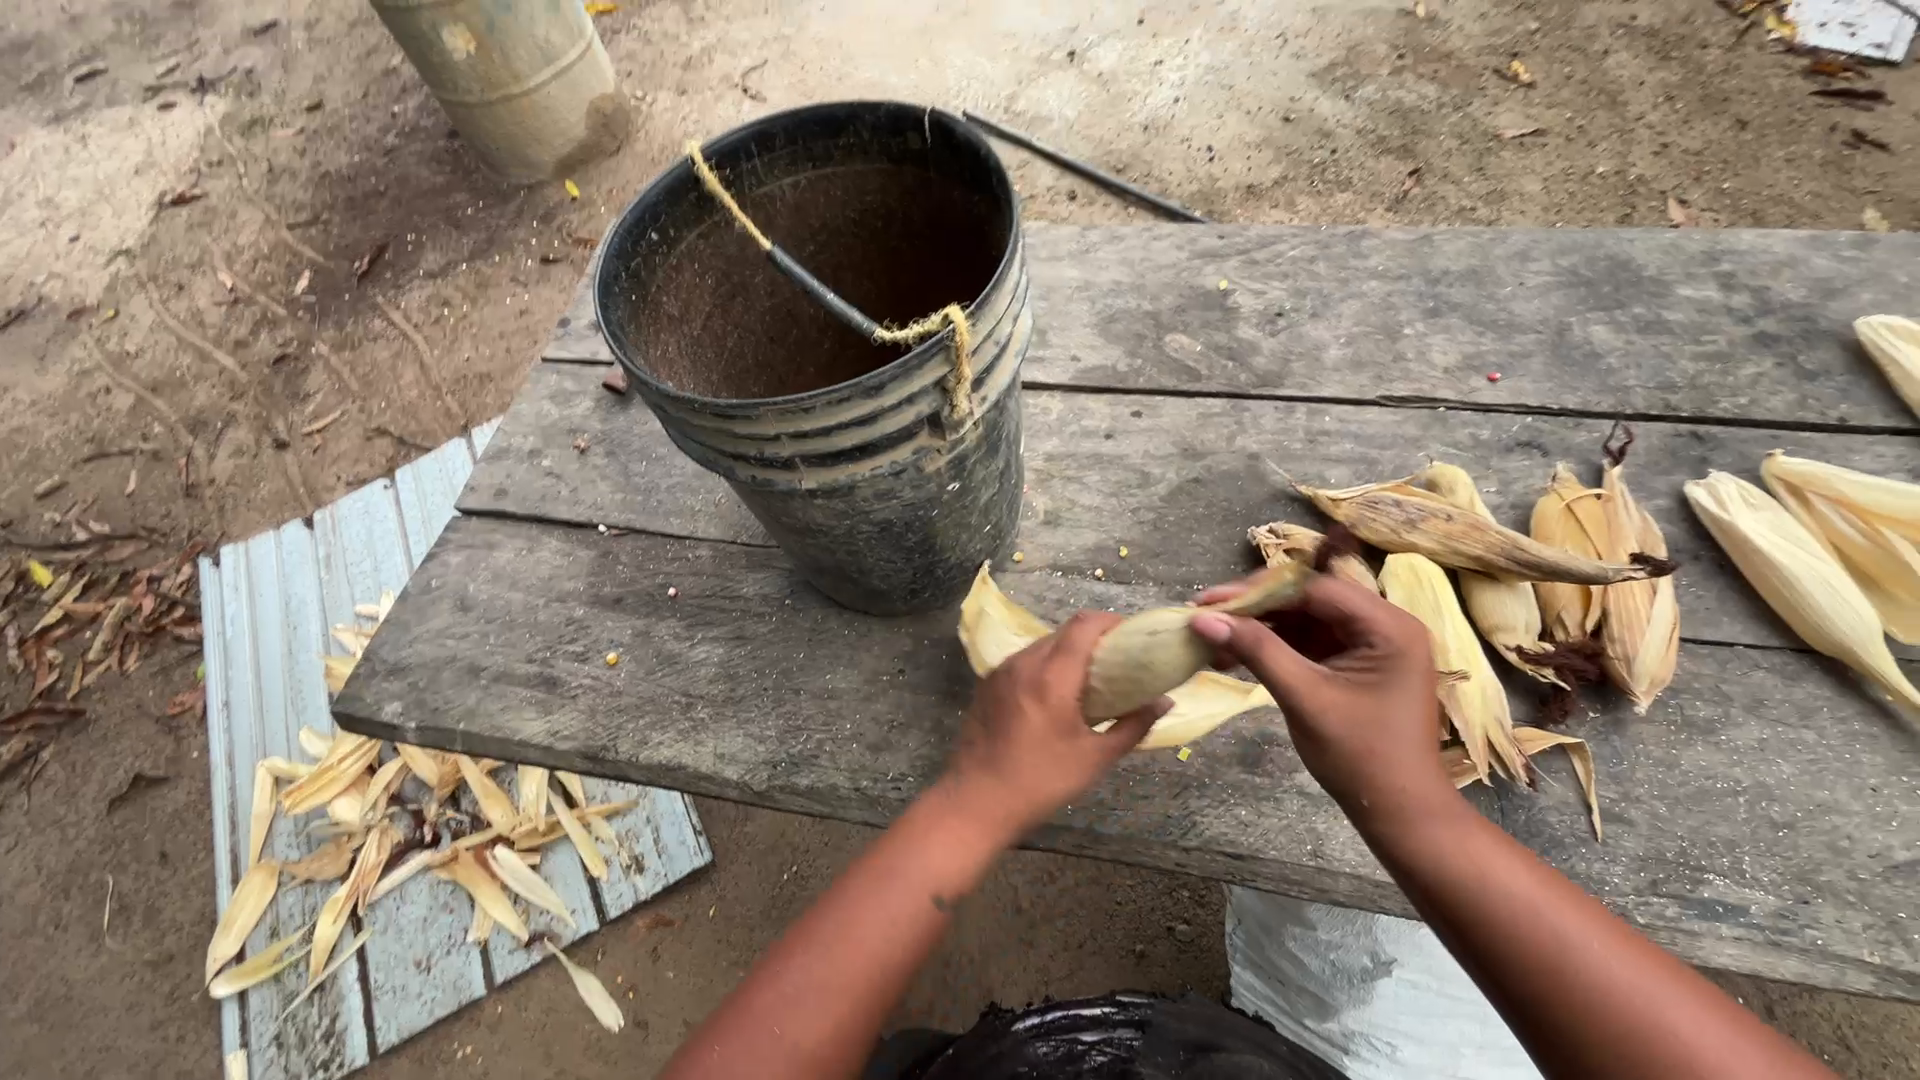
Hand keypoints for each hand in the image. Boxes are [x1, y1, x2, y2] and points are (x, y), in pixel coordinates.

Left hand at [939, 613, 1171, 841]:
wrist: (976, 801)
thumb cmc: (1041, 781)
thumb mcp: (1095, 758)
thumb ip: (1133, 726)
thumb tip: (1164, 702)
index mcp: (1052, 676)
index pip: (1084, 625)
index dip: (1111, 622)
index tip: (1131, 636)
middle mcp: (1023, 663)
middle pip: (1063, 632)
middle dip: (1092, 637)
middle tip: (1116, 660)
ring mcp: (1001, 672)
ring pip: (1041, 644)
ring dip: (1067, 651)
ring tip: (1088, 677)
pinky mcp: (987, 684)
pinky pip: (1023, 661)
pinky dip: (1045, 664)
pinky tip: (1055, 692)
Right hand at [1188, 575, 1454, 824]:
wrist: (1399, 812)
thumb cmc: (1360, 755)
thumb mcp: (1304, 697)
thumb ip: (1256, 650)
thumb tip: (1201, 618)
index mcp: (1388, 626)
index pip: (1313, 589)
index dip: (1257, 590)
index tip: (1209, 601)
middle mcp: (1384, 624)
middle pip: (1307, 598)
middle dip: (1254, 607)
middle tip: (1204, 615)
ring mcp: (1369, 643)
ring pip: (1302, 618)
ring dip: (1258, 627)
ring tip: (1212, 637)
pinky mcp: (1354, 662)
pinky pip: (1307, 640)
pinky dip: (1272, 646)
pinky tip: (1233, 654)